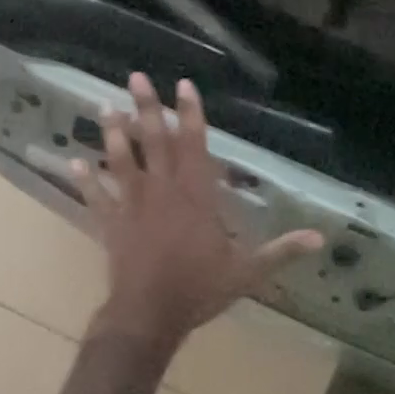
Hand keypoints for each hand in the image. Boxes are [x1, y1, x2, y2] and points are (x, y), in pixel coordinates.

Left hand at [72, 73, 323, 348]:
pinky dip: (86, 180)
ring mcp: (132, 206)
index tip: (184, 85)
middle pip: (155, 143)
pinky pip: (96, 197)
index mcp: (197, 197)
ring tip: (104, 106)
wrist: (147, 315)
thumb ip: (280, 251)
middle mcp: (163, 192)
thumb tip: (320, 239)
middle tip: (136, 77)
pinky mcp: (111, 225)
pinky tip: (74, 162)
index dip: (190, 114)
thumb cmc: (198, 290)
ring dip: (114, 134)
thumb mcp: (247, 272)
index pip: (195, 146)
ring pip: (122, 161)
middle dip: (147, 108)